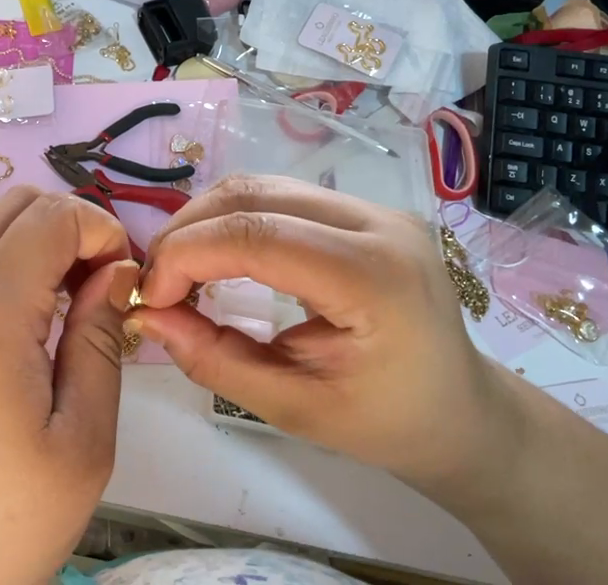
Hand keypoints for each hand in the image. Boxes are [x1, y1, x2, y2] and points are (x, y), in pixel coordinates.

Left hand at [0, 188, 137, 584]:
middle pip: (22, 204)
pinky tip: (42, 331)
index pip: (55, 213)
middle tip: (107, 291)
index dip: (105, 232)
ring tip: (80, 312)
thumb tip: (117, 273)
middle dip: (76, 227)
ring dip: (47, 247)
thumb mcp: (80, 442)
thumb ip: (100, 341)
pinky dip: (20, 270)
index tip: (129, 286)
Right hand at [130, 175, 522, 500]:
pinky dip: (232, 218)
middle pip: (252, 194)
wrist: (462, 412)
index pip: (254, 235)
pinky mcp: (362, 208)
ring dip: (205, 220)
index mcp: (374, 277)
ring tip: (179, 269)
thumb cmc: (386, 423)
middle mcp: (377, 222)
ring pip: (260, 184)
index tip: (150, 298)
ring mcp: (373, 207)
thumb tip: (145, 315)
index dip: (185, 256)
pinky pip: (280, 194)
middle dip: (186, 232)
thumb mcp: (294, 406)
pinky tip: (216, 254)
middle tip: (156, 283)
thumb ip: (215, 358)